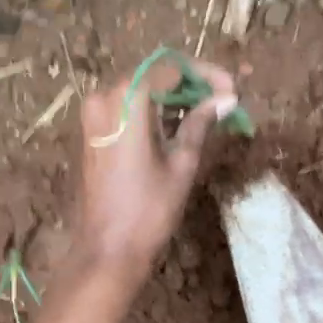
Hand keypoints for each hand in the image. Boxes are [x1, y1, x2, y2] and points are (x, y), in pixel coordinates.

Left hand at [74, 59, 237, 273]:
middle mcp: (103, 98)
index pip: (171, 69)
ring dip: (170, 102)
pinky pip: (124, 114)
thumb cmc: (149, 211)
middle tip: (221, 102)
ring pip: (138, 95)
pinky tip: (174, 131)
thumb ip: (200, 124)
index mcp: (126, 99)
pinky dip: (150, 116)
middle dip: (188, 86)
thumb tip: (226, 99)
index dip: (205, 75)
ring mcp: (92, 118)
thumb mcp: (181, 165)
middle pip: (152, 78)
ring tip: (203, 118)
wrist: (108, 252)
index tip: (232, 90)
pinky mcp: (90, 137)